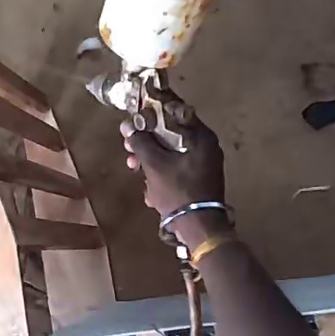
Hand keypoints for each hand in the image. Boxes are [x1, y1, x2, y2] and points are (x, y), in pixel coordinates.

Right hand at [122, 109, 226, 244]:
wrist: (200, 227)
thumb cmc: (178, 191)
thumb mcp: (154, 165)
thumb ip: (141, 142)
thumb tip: (128, 126)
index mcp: (200, 135)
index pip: (175, 108)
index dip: (153, 108)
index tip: (135, 114)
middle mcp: (206, 145)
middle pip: (172, 131)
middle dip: (148, 139)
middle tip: (129, 146)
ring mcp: (205, 162)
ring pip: (173, 150)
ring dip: (151, 157)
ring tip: (134, 167)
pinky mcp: (200, 177)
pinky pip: (178, 165)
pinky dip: (163, 170)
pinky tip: (150, 186)